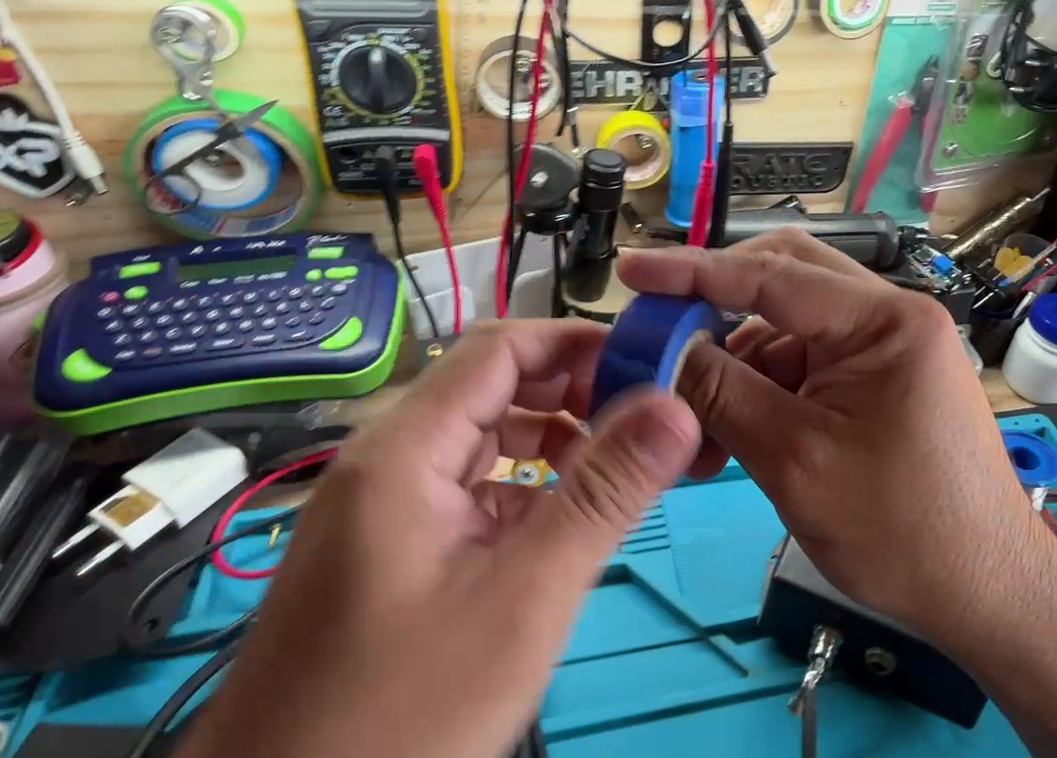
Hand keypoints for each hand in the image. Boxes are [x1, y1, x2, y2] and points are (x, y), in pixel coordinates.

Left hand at [178, 320, 701, 757]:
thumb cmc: (402, 712)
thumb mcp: (524, 599)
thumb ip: (603, 494)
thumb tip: (676, 405)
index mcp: (403, 449)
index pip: (502, 348)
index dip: (580, 343)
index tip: (655, 365)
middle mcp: (385, 460)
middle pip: (490, 389)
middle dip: (574, 393)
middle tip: (651, 422)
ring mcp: (380, 507)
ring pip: (480, 441)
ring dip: (551, 442)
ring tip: (621, 471)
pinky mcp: (386, 550)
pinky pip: (464, 492)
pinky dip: (519, 491)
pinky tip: (561, 525)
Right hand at [617, 231, 1048, 648]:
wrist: (987, 596)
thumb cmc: (904, 531)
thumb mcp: (796, 460)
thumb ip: (722, 394)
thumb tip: (659, 352)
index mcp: (885, 320)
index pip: (772, 274)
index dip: (693, 271)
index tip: (633, 270)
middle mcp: (888, 318)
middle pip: (783, 283)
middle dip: (716, 309)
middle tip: (660, 338)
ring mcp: (883, 351)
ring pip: (784, 331)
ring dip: (732, 368)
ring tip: (692, 430)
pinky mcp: (875, 384)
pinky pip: (802, 368)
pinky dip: (759, 394)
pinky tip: (727, 440)